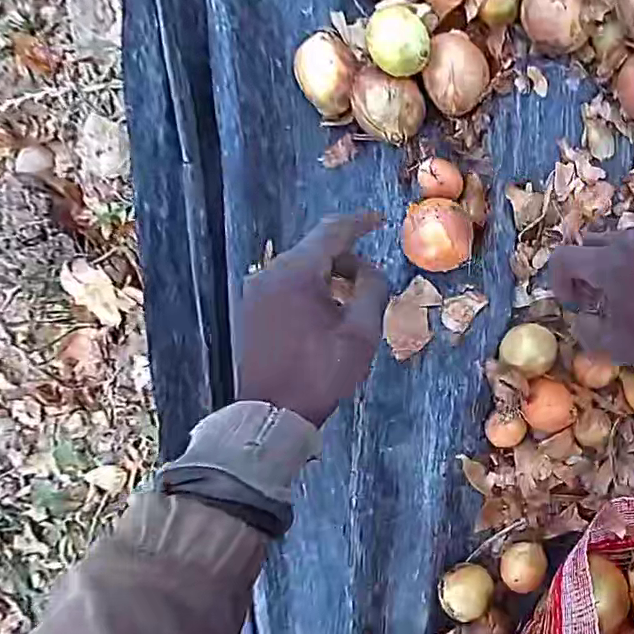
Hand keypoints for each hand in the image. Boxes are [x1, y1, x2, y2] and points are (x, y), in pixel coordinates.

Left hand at [235, 212, 391, 424]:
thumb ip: (372, 291)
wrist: (271, 414)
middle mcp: (268, 276)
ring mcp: (256, 293)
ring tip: (356, 303)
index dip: (359, 223)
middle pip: (316, 250)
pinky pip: (289, 285)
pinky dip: (315, 288)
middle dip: (349, 259)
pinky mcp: (253, 310)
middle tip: (375, 284)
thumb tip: (371, 272)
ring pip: (303, 268)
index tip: (380, 219)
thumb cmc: (321, 372)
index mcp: (294, 276)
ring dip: (333, 277)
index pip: (331, 233)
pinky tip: (332, 313)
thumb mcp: (361, 332)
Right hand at [549, 229, 633, 398]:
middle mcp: (632, 241)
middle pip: (591, 241)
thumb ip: (586, 329)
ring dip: (612, 259)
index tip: (572, 303)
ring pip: (622, 238)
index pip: (564, 256)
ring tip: (624, 290)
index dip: (559, 280)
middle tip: (594, 296)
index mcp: (609, 264)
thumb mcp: (616, 347)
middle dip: (583, 267)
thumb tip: (580, 317)